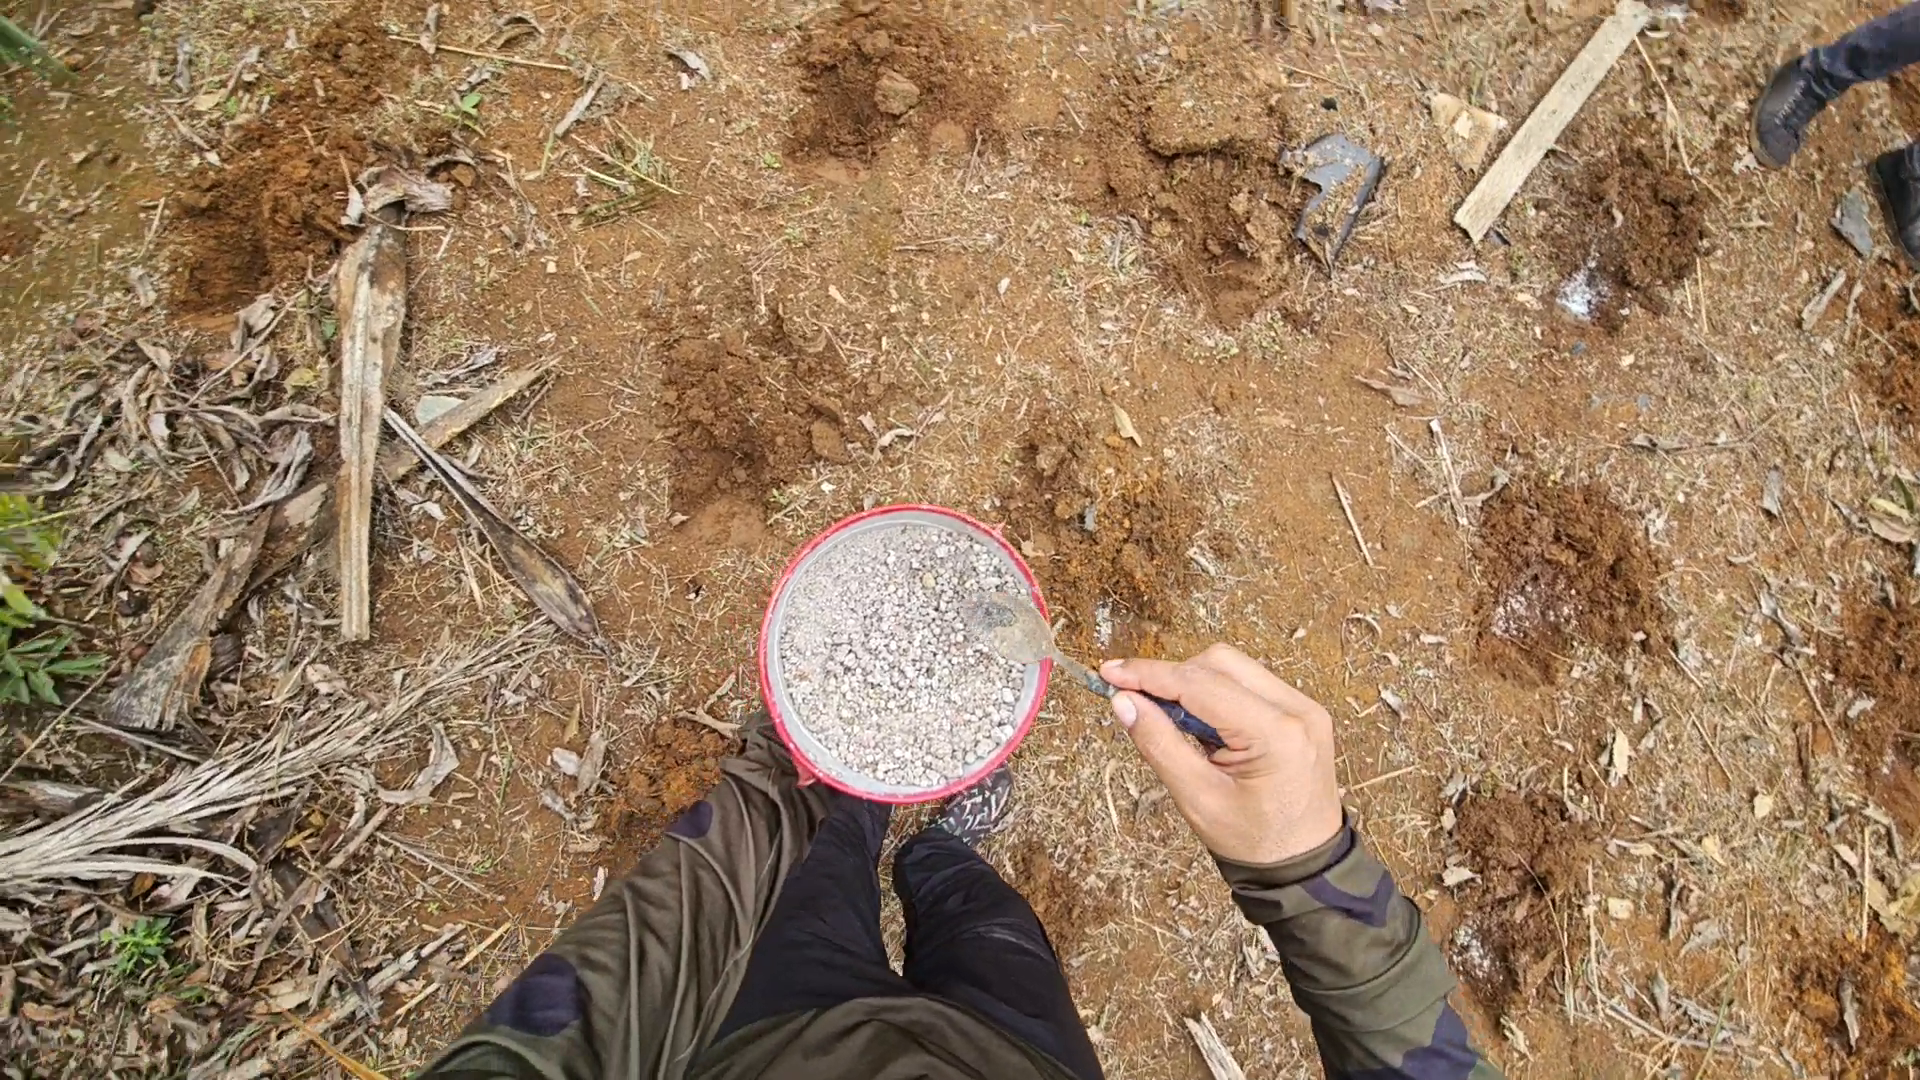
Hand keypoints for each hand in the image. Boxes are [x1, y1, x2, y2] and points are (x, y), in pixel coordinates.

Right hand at [1101, 645, 1342, 864]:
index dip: (1149, 674)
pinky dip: (1213, 691)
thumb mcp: (1196, 798)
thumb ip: (1158, 743)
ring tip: (1171, 717)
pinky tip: (1200, 721)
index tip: (1110, 672)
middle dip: (1171, 676)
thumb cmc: (1254, 841)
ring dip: (1192, 681)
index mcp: (1276, 734)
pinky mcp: (1300, 710)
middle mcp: (1297, 710)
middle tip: (1136, 698)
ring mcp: (1303, 706)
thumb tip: (1123, 700)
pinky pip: (1246, 682)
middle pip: (1218, 663)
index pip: (1199, 684)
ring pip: (1231, 667)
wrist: (1306, 866)